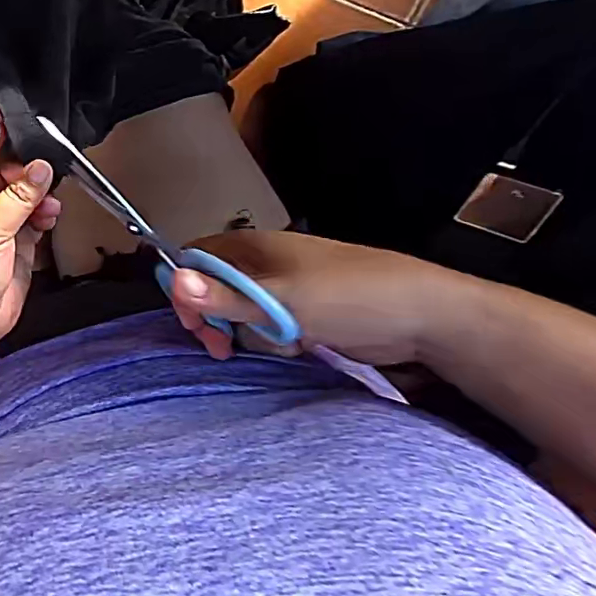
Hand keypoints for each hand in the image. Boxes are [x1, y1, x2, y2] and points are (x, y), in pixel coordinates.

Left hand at [0, 113, 60, 365]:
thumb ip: (19, 196)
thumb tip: (42, 167)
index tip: (9, 111)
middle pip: (8, 171)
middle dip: (27, 168)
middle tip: (44, 168)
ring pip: (26, 194)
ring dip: (41, 194)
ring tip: (49, 200)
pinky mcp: (17, 242)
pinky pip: (36, 217)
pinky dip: (45, 215)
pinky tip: (50, 217)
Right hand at [167, 230, 451, 363]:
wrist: (422, 315)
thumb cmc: (350, 296)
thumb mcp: (282, 300)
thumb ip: (227, 296)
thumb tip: (173, 280)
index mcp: (258, 247)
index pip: (200, 255)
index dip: (186, 285)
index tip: (192, 322)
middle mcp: (269, 263)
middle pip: (218, 285)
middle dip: (214, 316)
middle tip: (220, 347)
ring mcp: (290, 287)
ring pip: (245, 309)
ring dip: (245, 331)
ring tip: (264, 347)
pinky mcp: (308, 310)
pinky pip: (272, 324)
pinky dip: (273, 337)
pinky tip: (291, 347)